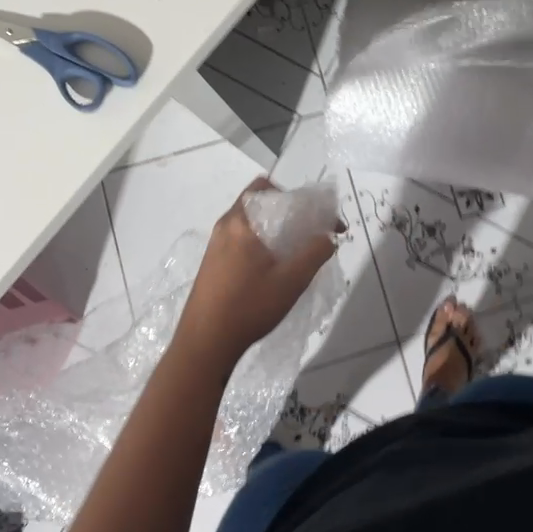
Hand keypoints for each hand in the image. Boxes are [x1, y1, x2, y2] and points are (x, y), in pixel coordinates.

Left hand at [177, 178, 340, 366]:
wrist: (205, 343)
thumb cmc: (249, 307)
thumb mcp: (292, 280)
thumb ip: (315, 252)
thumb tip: (327, 237)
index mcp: (240, 222)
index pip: (268, 188)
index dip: (300, 198)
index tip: (321, 221)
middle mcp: (225, 225)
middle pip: (260, 203)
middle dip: (290, 213)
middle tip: (310, 234)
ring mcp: (215, 244)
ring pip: (251, 223)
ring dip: (276, 230)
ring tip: (296, 253)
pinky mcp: (213, 262)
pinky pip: (242, 239)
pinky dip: (262, 242)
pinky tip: (274, 269)